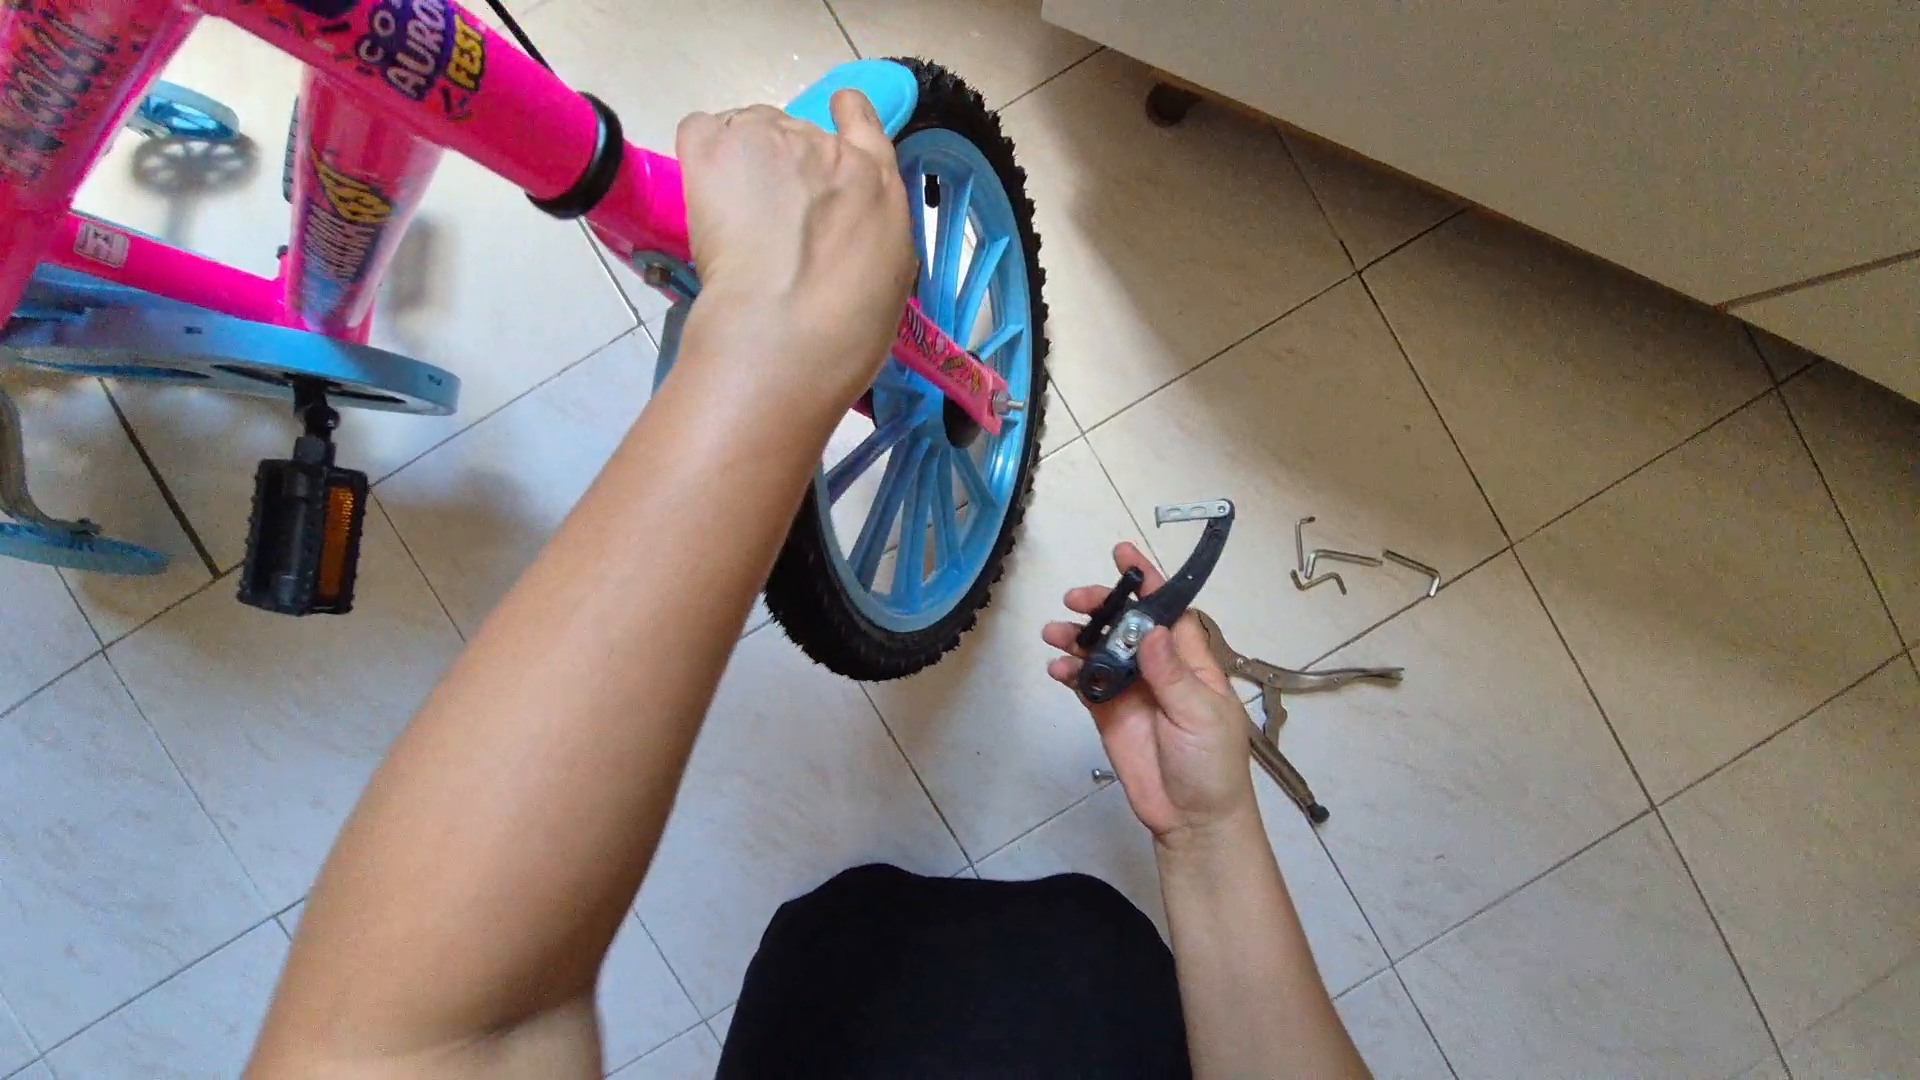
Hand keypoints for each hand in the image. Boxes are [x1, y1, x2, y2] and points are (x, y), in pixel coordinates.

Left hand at [675, 91, 916, 408]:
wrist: (784, 337)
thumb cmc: (846, 334)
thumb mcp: (887, 280)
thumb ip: (868, 236)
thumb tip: (844, 232)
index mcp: (877, 184)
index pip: (861, 121)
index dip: (843, 122)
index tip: (828, 137)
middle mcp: (827, 147)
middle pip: (799, 133)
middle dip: (785, 167)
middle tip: (771, 224)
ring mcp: (770, 139)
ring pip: (750, 130)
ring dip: (744, 163)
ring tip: (737, 221)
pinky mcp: (716, 147)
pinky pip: (702, 132)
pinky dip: (702, 160)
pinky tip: (707, 201)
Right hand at [1043, 542, 1258, 846]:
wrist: (1191, 819)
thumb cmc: (1211, 765)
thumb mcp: (1200, 716)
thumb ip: (1171, 674)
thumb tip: (1147, 630)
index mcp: (1190, 663)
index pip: (1168, 612)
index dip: (1148, 582)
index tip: (1124, 555)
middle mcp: (1157, 669)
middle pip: (1125, 625)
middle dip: (1102, 606)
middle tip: (1078, 598)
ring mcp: (1130, 690)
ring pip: (1099, 650)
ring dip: (1078, 636)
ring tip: (1056, 632)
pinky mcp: (1107, 713)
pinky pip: (1085, 682)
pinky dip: (1069, 672)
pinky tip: (1058, 670)